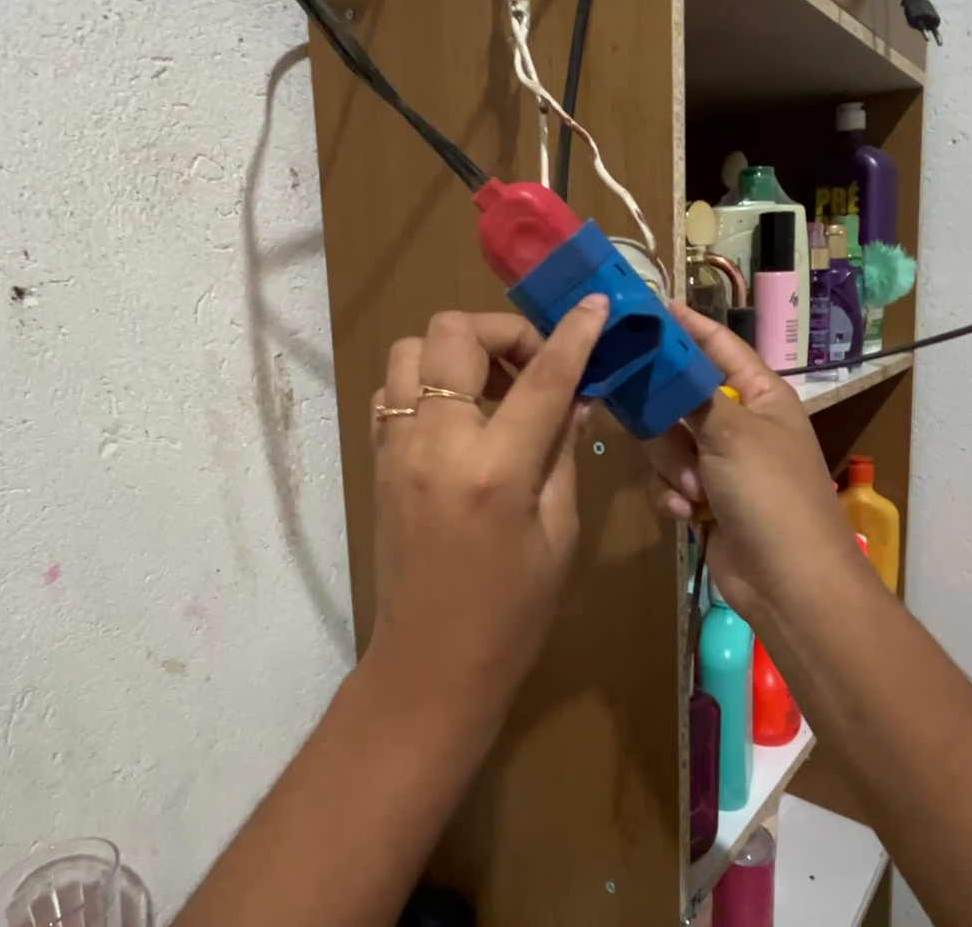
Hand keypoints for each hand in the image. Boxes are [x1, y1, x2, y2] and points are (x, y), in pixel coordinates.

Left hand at [366, 296, 609, 695]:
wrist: (431, 663)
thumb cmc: (512, 613)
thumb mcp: (558, 534)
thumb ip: (563, 455)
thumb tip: (575, 399)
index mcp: (494, 470)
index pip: (541, 379)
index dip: (572, 336)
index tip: (594, 308)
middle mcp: (435, 444)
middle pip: (452, 335)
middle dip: (501, 333)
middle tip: (534, 367)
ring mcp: (395, 449)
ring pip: (410, 351)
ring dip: (457, 353)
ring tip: (493, 390)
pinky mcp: (377, 462)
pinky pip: (393, 392)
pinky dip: (426, 384)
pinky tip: (458, 418)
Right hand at [644, 304, 860, 613]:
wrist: (787, 581)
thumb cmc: (771, 494)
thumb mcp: (732, 432)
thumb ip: (691, 392)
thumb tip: (664, 351)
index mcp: (761, 395)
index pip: (719, 346)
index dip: (686, 326)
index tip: (645, 307)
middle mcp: (740, 423)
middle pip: (679, 397)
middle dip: (669, 423)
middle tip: (661, 430)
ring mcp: (721, 463)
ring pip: (667, 442)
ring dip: (675, 468)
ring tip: (694, 491)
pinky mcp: (704, 499)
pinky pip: (668, 480)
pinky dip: (673, 496)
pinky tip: (687, 514)